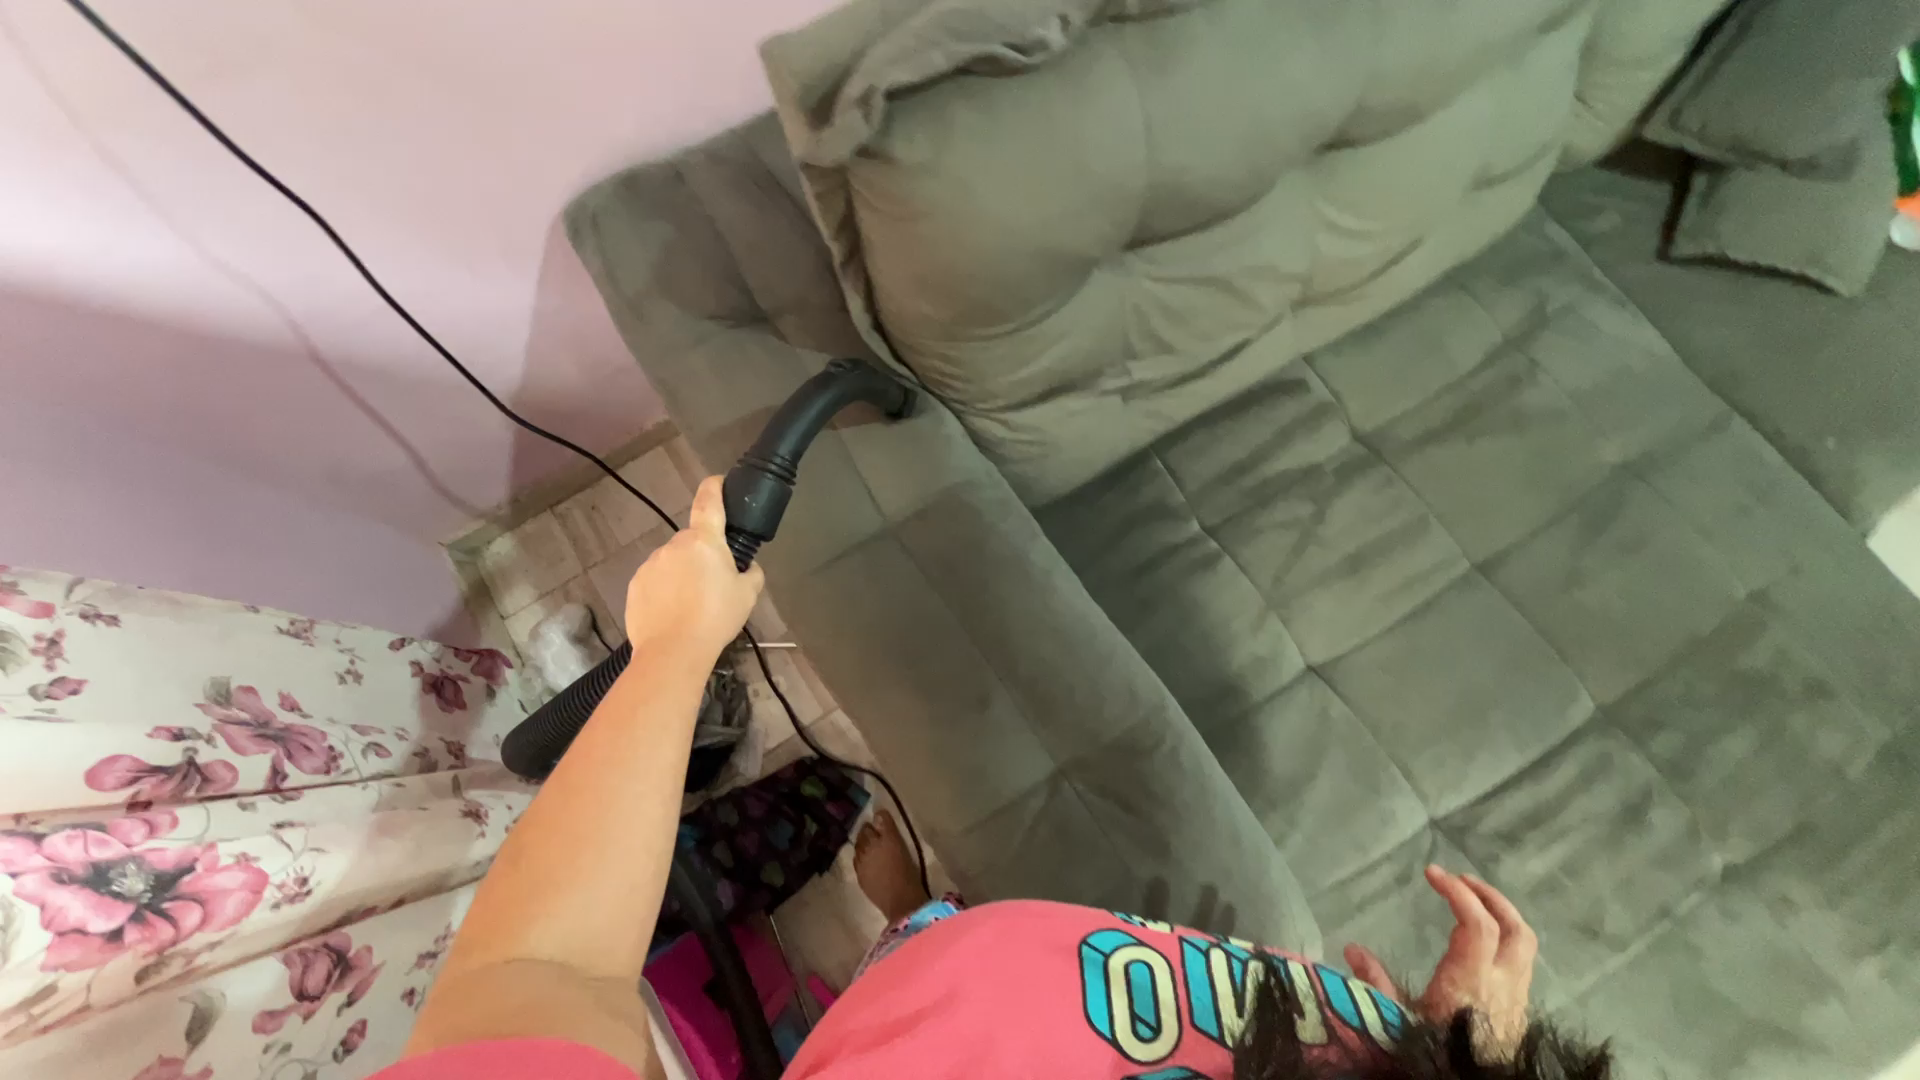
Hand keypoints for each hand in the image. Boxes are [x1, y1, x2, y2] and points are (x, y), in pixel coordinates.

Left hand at [623, 476, 764, 661]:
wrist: (673, 651)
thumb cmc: (716, 617)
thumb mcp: (748, 594)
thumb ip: (750, 573)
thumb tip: (745, 567)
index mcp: (704, 540)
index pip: (708, 501)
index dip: (714, 487)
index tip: (717, 482)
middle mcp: (674, 545)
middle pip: (693, 542)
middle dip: (703, 556)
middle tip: (716, 585)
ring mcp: (650, 565)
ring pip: (673, 563)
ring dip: (683, 575)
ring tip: (693, 607)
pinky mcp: (635, 586)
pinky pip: (656, 581)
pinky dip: (665, 592)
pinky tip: (673, 615)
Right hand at [1343, 865, 1535, 1061]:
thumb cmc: (1437, 1050)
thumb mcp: (1398, 1020)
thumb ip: (1377, 983)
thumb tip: (1351, 949)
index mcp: (1471, 980)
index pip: (1478, 924)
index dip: (1458, 893)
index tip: (1431, 873)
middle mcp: (1502, 984)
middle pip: (1515, 930)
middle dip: (1490, 897)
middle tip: (1461, 878)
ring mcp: (1516, 998)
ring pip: (1524, 946)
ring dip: (1501, 915)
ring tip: (1473, 901)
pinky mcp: (1520, 1011)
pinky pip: (1520, 962)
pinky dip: (1503, 938)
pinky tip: (1480, 943)